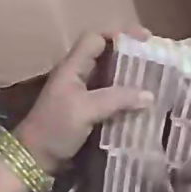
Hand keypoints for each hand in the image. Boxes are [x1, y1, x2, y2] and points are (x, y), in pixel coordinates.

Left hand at [14, 30, 152, 172]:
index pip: (96, 37)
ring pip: (110, 75)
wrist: (35, 158)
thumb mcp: (86, 110)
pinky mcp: (87, 110)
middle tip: (155, 61)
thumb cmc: (55, 127)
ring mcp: (82, 93)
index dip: (119, 33)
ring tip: (154, 79)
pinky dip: (126, 96)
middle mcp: (78, 74)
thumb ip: (117, 99)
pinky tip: (142, 103)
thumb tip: (149, 94)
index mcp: (73, 66)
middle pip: (105, 54)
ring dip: (130, 76)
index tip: (144, 39)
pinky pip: (111, 95)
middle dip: (130, 54)